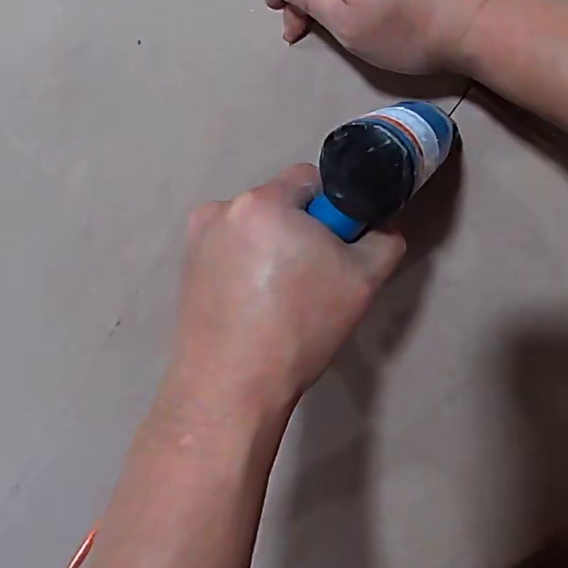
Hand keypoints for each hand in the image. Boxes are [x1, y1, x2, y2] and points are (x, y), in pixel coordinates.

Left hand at [170, 163, 406, 410]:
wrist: (232, 388)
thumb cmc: (300, 327)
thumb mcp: (364, 281)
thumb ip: (383, 240)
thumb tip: (380, 227)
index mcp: (262, 202)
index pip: (311, 179)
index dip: (333, 210)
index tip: (337, 247)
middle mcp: (222, 209)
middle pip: (280, 203)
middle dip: (302, 230)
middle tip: (314, 277)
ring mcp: (197, 238)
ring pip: (255, 228)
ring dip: (273, 246)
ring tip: (281, 297)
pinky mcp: (185, 267)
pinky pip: (230, 249)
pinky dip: (247, 265)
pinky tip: (255, 305)